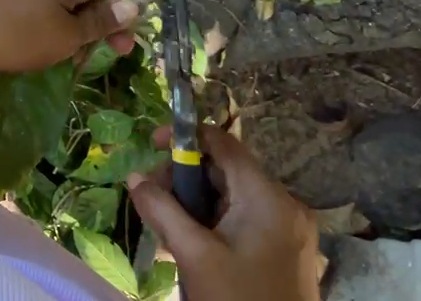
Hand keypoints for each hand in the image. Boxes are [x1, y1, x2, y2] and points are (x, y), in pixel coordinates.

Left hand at [0, 0, 139, 79]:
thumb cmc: (21, 37)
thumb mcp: (69, 34)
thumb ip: (101, 21)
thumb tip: (134, 3)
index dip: (119, 16)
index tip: (121, 48)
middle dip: (93, 29)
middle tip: (88, 59)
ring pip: (60, 8)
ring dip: (70, 34)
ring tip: (64, 59)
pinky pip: (37, 12)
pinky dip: (47, 31)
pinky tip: (41, 52)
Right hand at [126, 125, 321, 300]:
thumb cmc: (240, 298)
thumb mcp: (192, 252)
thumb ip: (160, 207)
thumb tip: (134, 176)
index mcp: (267, 198)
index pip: (222, 142)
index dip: (183, 136)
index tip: (151, 146)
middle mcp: (283, 205)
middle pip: (222, 169)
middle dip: (181, 178)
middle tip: (153, 200)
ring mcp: (286, 229)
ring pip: (227, 195)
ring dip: (191, 203)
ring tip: (167, 230)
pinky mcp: (283, 250)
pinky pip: (239, 218)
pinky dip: (209, 221)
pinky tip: (188, 245)